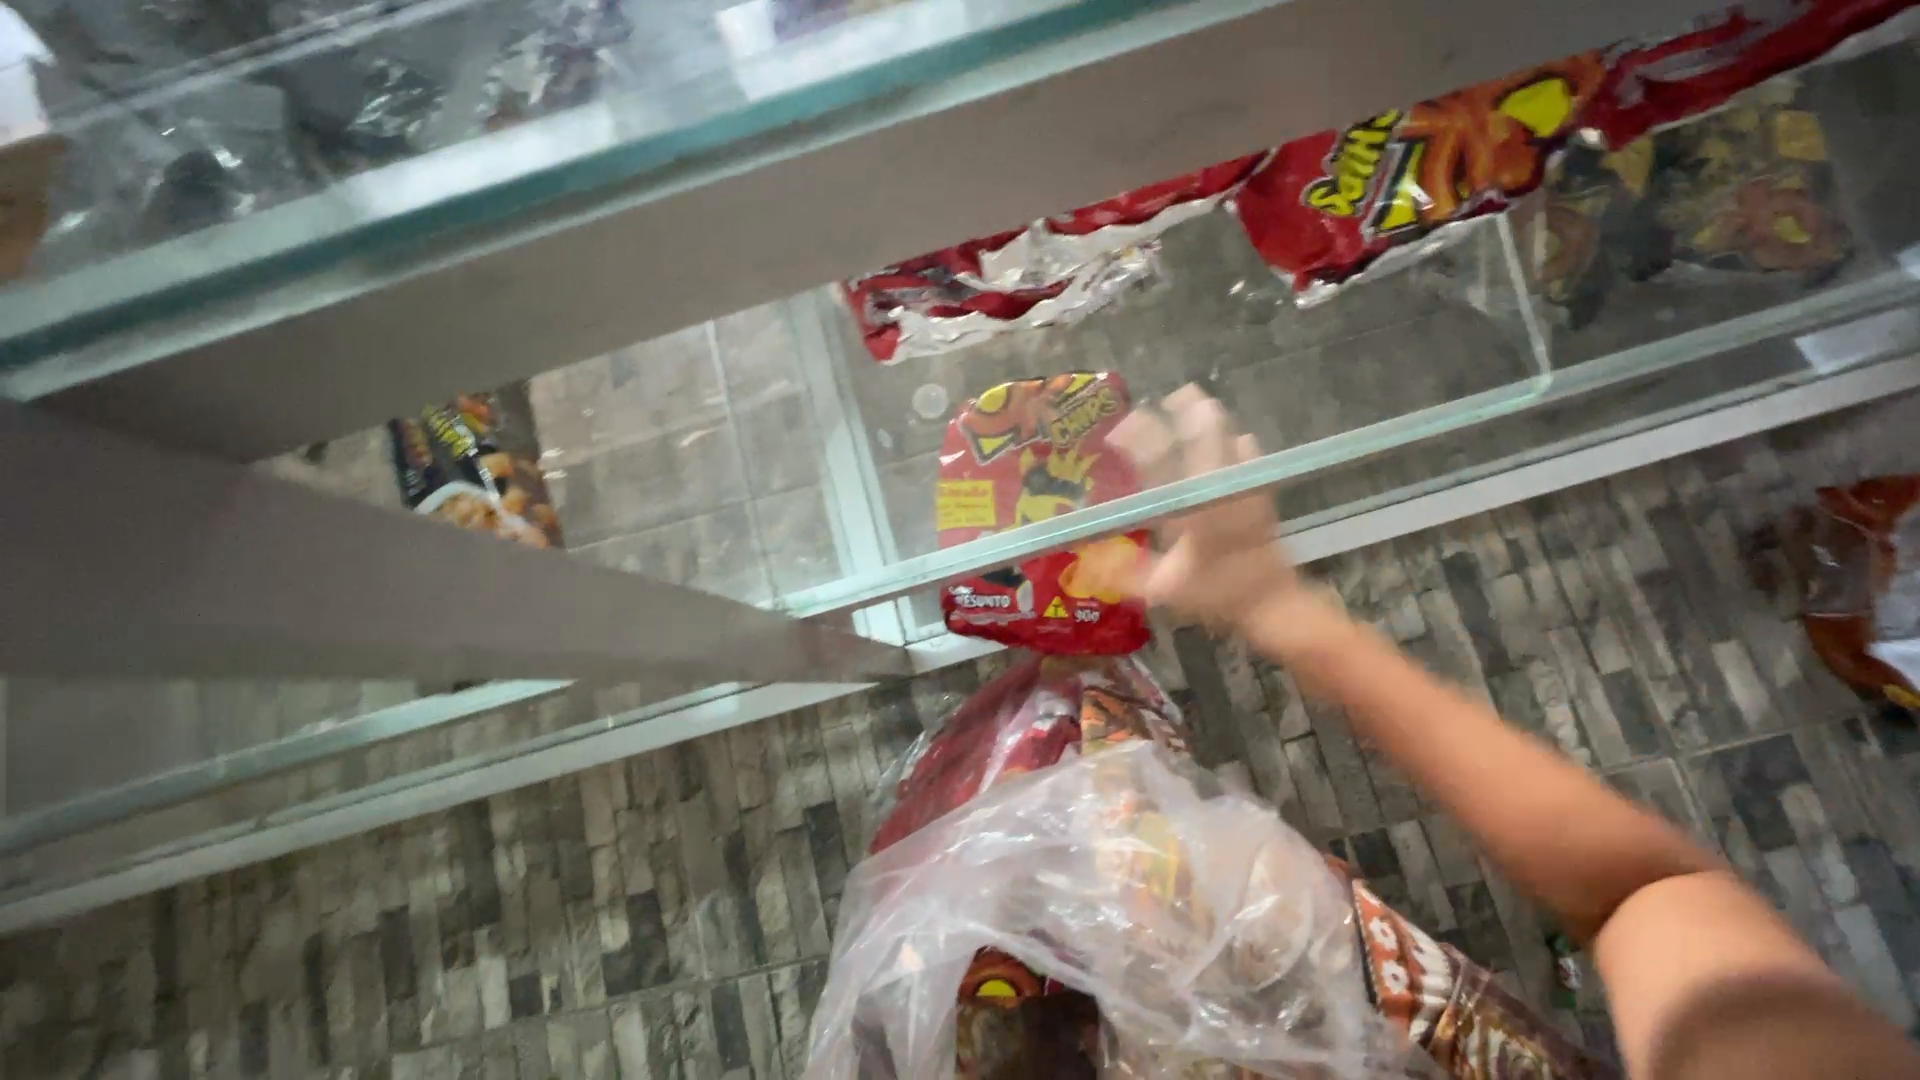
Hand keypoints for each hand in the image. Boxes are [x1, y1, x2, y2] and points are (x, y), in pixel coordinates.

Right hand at [1082, 385, 1350, 655]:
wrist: (1272, 602)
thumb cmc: (1216, 595)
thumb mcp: (1163, 590)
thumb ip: (1125, 575)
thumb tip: (1086, 564)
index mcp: (1188, 508)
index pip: (1159, 462)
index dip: (1139, 440)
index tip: (1120, 428)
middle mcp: (1216, 490)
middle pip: (1204, 437)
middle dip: (1188, 412)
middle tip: (1174, 395)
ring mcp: (1243, 489)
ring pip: (1230, 441)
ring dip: (1214, 422)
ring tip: (1200, 405)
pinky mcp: (1262, 496)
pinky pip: (1252, 461)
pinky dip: (1243, 447)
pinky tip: (1240, 441)